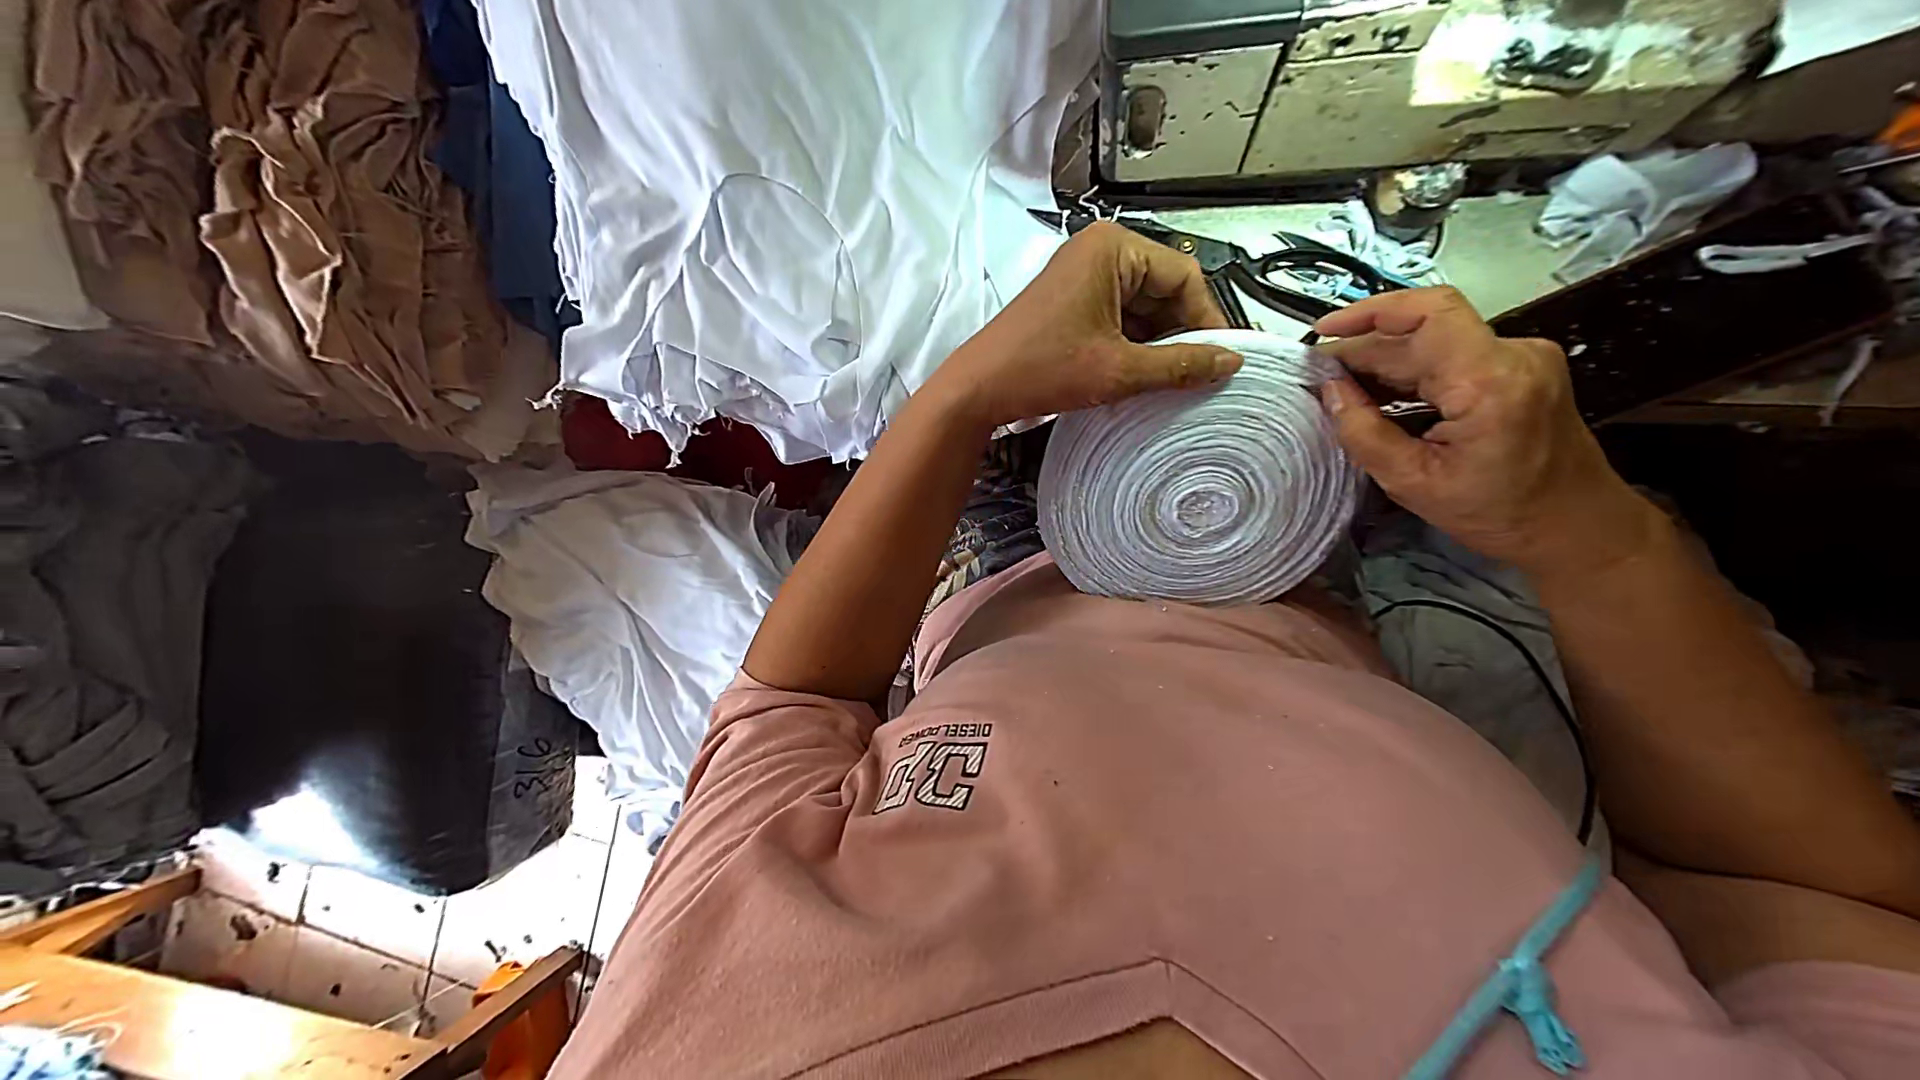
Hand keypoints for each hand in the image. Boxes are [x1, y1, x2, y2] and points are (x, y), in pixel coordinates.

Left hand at [921, 222, 1238, 428]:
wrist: (978, 390)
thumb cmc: (1039, 369)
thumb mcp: (1119, 370)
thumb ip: (1180, 364)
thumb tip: (1228, 361)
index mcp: (1113, 249)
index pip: (1185, 276)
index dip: (1208, 319)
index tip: (1223, 357)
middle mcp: (1098, 253)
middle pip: (1165, 290)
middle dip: (1182, 333)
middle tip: (1201, 374)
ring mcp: (1082, 277)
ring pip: (1143, 308)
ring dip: (1159, 344)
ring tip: (1172, 381)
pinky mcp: (1071, 303)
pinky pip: (1119, 318)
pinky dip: (1135, 346)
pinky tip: (1143, 375)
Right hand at [1314, 287, 1657, 573]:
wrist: (1574, 525)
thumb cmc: (1500, 513)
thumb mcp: (1412, 482)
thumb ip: (1363, 432)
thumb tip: (1330, 390)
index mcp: (1489, 383)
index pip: (1428, 313)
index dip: (1370, 311)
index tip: (1326, 330)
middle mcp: (1513, 357)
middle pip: (1422, 333)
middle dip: (1364, 351)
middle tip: (1319, 379)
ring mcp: (1519, 360)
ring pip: (1433, 344)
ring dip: (1382, 365)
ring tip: (1343, 394)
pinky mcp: (1517, 369)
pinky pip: (1450, 358)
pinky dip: (1408, 374)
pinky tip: (1378, 398)